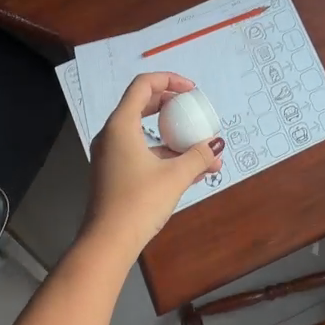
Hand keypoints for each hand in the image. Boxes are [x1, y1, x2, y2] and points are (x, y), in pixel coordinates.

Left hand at [83, 72, 224, 256]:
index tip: (192, 91)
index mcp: (121, 125)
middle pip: (142, 104)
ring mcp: (110, 155)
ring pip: (143, 131)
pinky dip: (162, 152)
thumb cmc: (139, 202)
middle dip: (171, 105)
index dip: (169, 80)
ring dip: (172, 135)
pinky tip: (188, 170)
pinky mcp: (113, 173)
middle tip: (193, 110)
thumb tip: (217, 145)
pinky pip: (140, 150)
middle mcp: (111, 134)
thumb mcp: (175, 176)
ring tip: (200, 149)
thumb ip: (198, 156)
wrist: (107, 244)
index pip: (143, 85)